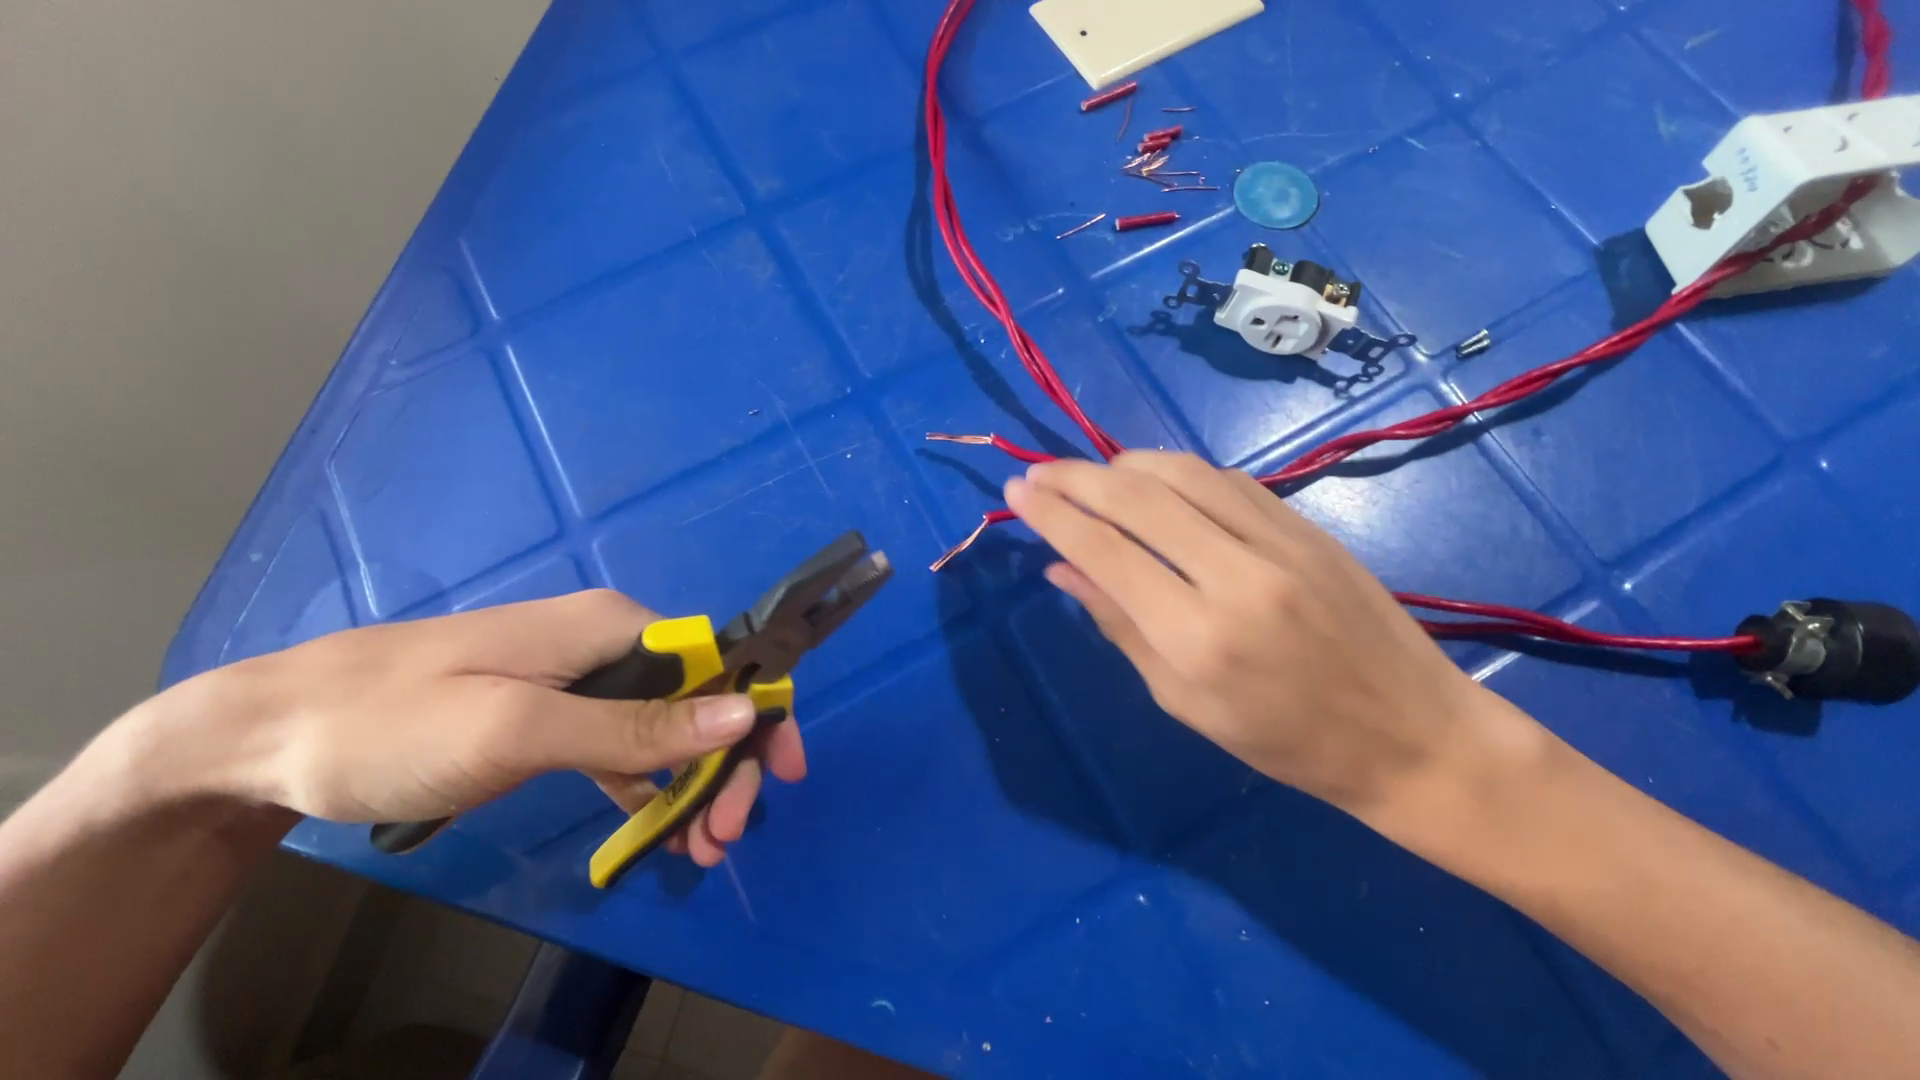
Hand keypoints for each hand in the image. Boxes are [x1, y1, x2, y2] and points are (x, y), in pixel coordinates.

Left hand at [141, 590, 805, 866]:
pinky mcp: (550, 720)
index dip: (758, 714)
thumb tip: (743, 708)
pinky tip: (661, 832)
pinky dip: (649, 791)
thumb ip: (634, 724)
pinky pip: (623, 752)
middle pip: (699, 700)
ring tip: (700, 849)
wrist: (268, 735)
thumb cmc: (394, 725)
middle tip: (724, 837)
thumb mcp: (519, 731)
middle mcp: (606, 646)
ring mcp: (576, 684)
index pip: (718, 660)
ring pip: (665, 730)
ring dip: (692, 786)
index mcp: (610, 628)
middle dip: (725, 765)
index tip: (777, 778)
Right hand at [1005, 452, 1520, 817]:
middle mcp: (1236, 576)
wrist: (1409, 733)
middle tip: (1038, 472)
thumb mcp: (1185, 702)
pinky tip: (1155, 482)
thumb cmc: (1285, 742)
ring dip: (1124, 466)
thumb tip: (1061, 568)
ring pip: (1182, 474)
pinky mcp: (1307, 526)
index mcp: (1197, 638)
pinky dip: (1178, 473)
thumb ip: (1119, 627)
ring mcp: (1279, 542)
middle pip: (1137, 499)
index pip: (1106, 551)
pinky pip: (1226, 480)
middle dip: (1076, 478)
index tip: (1017, 491)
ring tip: (1090, 476)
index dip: (1052, 515)